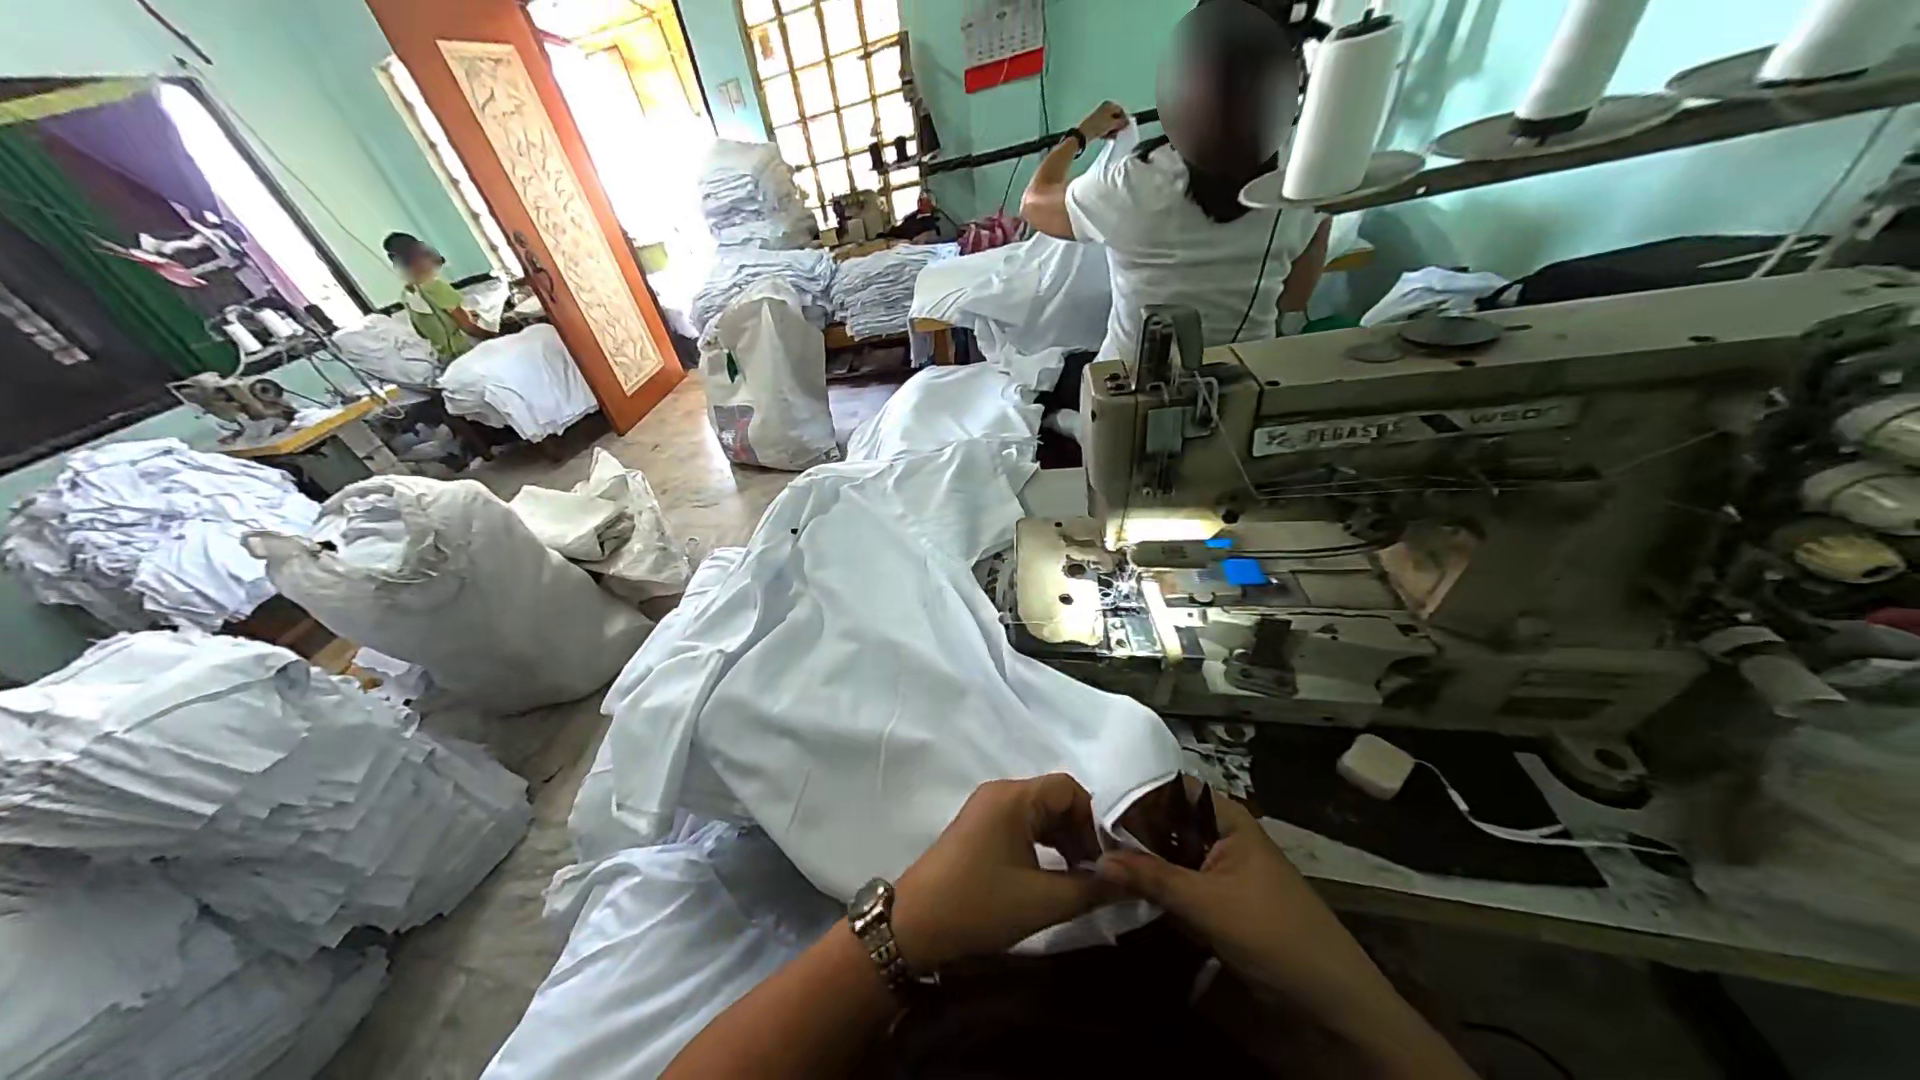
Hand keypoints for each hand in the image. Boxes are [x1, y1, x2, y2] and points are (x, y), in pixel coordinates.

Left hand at [891, 774, 1112, 971]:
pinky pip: (1022, 825)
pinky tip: (1053, 875)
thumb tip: (1128, 881)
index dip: (1095, 820)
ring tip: (1080, 878)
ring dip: (1063, 841)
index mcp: (1014, 797)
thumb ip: (1091, 889)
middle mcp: (1000, 793)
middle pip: (1055, 798)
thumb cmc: (979, 905)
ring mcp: (986, 810)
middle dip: (1081, 833)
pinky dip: (1043, 845)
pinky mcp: (979, 829)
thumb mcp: (1042, 901)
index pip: (1070, 788)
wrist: (914, 926)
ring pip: (1040, 813)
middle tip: (1099, 872)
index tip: (1109, 858)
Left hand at [1077, 101, 1129, 140]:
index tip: (1125, 127)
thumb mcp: (1112, 124)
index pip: (1121, 110)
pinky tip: (1107, 136)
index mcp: (1109, 104)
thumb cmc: (1099, 126)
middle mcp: (1105, 107)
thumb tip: (1128, 122)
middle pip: (1116, 116)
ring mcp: (1100, 114)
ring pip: (1110, 122)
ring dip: (1113, 129)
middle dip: (1118, 125)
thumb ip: (1121, 123)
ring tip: (1112, 136)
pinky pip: (1105, 125)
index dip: (1124, 119)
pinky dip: (1107, 130)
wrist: (1084, 133)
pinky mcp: (1096, 122)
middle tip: (1119, 132)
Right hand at [1095, 791, 1401, 1030]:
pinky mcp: (1216, 898)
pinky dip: (1153, 885)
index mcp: (1226, 817)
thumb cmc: (1273, 933)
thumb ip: (1150, 877)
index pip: (1170, 789)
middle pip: (1165, 821)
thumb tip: (1097, 859)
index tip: (1090, 806)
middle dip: (1130, 831)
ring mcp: (1218, 867)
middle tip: (1084, 838)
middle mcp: (1220, 833)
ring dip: (1139, 861)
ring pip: (1167, 853)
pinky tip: (1122, 889)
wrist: (1331, 1000)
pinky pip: (1175, 881)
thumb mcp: (1206, 903)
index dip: (1133, 794)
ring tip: (1093, 860)